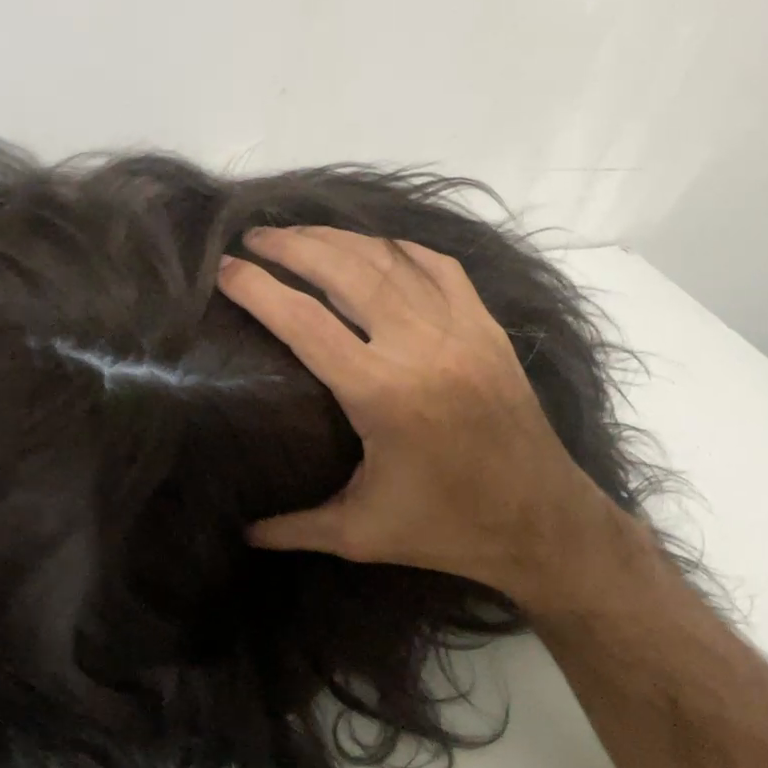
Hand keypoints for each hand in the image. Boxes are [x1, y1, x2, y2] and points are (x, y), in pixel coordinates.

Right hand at [216, 226, 636, 600]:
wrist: (544, 523)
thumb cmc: (446, 530)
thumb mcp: (360, 535)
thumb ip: (293, 527)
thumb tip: (240, 529)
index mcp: (381, 394)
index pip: (303, 322)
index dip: (257, 289)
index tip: (223, 268)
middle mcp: (419, 347)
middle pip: (345, 271)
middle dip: (293, 246)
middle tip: (254, 236)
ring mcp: (460, 330)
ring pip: (391, 261)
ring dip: (340, 240)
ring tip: (300, 233)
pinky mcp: (488, 329)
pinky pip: (441, 268)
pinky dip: (401, 249)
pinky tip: (375, 245)